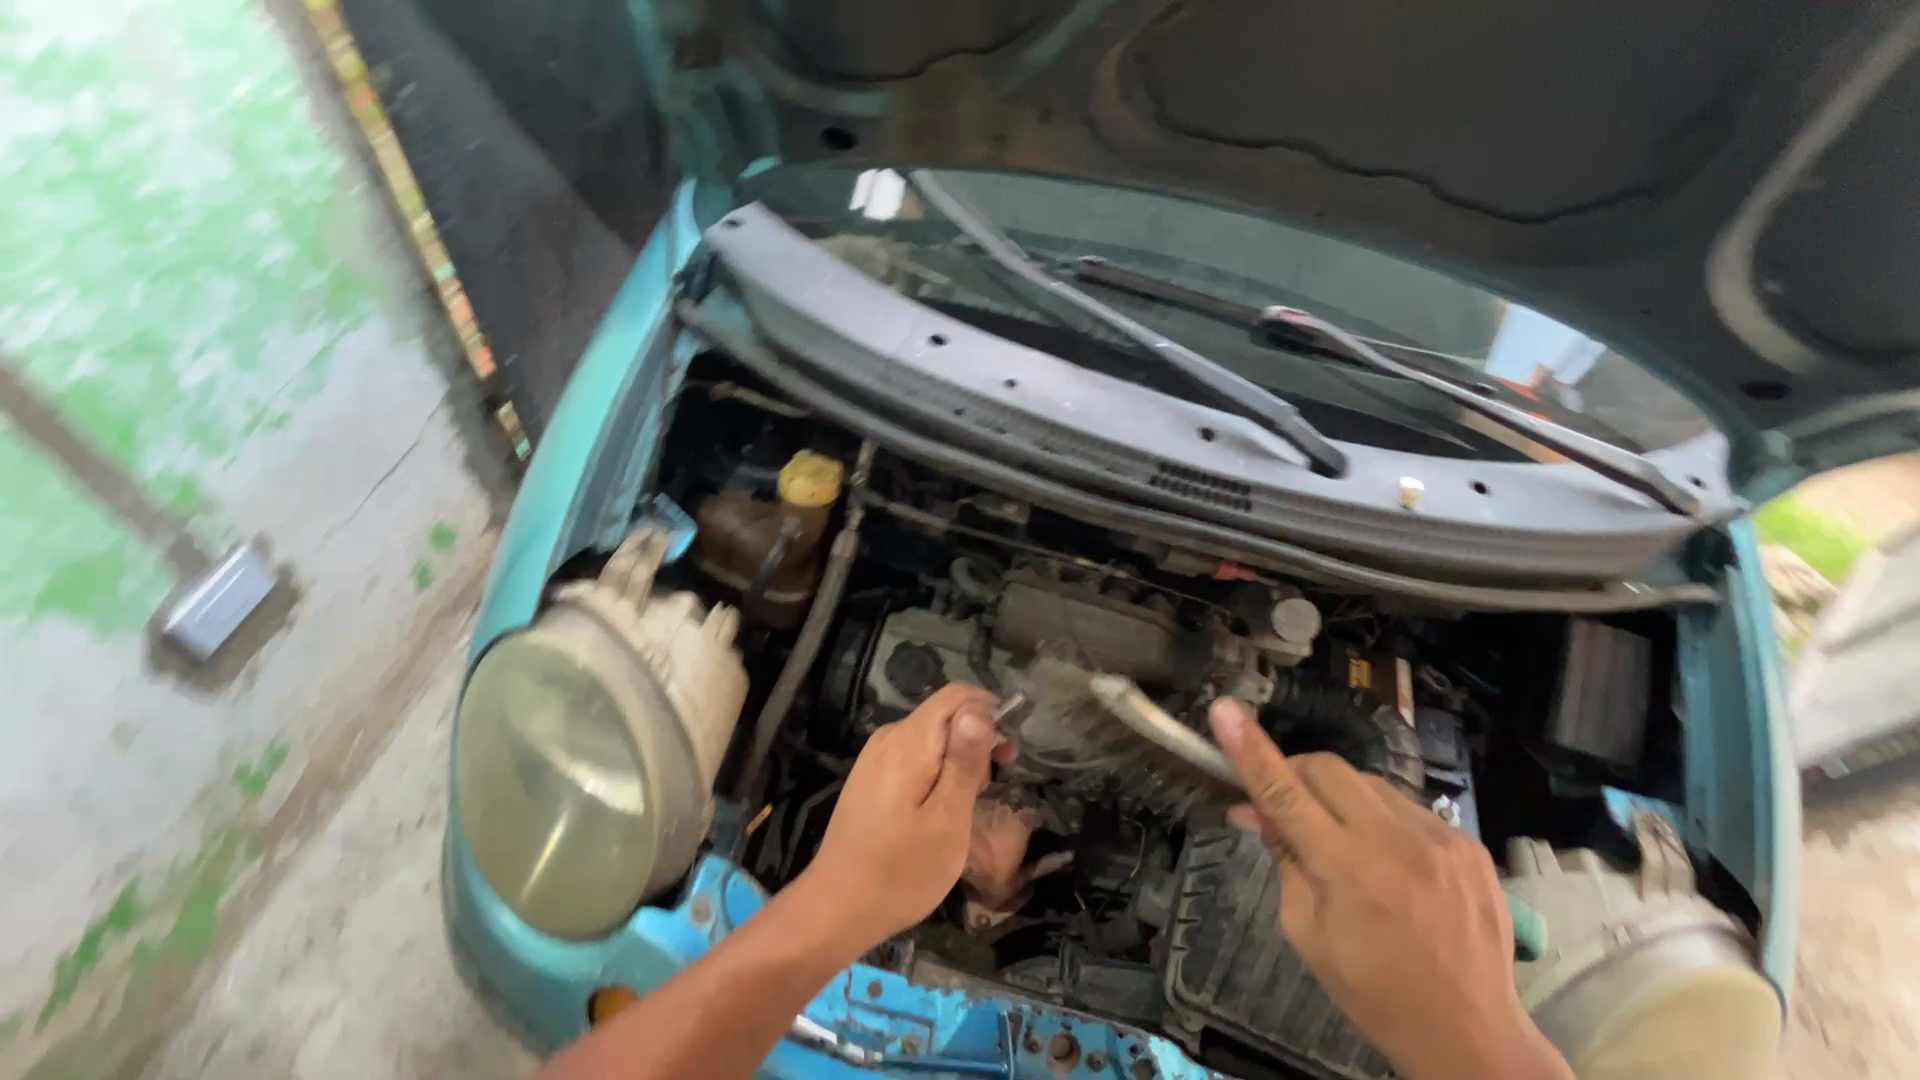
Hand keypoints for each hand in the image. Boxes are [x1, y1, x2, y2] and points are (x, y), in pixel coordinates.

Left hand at [795, 683, 999, 955]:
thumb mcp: (947, 819)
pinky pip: (914, 757)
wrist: (837, 909)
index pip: (956, 696)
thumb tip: (979, 709)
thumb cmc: (902, 871)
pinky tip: (939, 811)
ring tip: (965, 807)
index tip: (1008, 754)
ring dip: (958, 761)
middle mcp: (889, 738)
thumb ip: (964, 761)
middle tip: (989, 790)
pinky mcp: (871, 778)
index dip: (990, 712)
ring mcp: (875, 758)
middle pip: (944, 715)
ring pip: (931, 738)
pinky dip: (936, 773)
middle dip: (976, 741)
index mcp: (909, 742)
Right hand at [1208, 699, 1572, 1079]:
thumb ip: (1285, 861)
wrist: (1472, 1034)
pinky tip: (1388, 860)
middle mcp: (1395, 841)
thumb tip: (1259, 812)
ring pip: (1367, 782)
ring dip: (1339, 798)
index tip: (1224, 710)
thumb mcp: (1306, 933)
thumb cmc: (1373, 992)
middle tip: (1282, 808)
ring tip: (1342, 842)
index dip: (1250, 749)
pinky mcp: (1468, 841)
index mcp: (1348, 871)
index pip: (1285, 792)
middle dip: (1295, 775)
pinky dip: (1380, 819)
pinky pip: (1406, 806)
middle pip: (1326, 769)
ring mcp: (1439, 837)